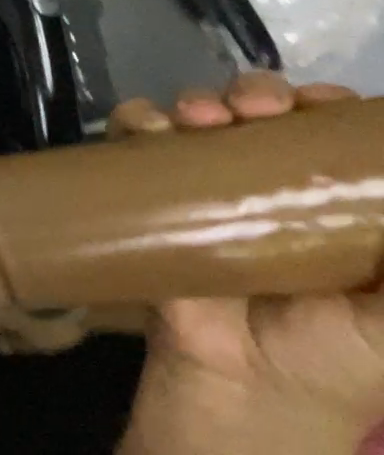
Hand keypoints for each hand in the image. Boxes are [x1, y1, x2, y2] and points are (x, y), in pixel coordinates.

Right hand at [116, 73, 383, 454]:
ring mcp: (203, 181)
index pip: (331, 131)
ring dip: (198, 100)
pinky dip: (136, 120)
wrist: (239, 377)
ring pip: (199, 113)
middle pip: (264, 111)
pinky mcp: (147, 191)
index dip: (327, 105)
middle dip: (259, 93)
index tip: (319, 105)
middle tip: (252, 108)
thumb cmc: (338, 353)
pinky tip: (147, 127)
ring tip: (199, 116)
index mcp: (332, 197)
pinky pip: (133, 139)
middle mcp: (267, 178)